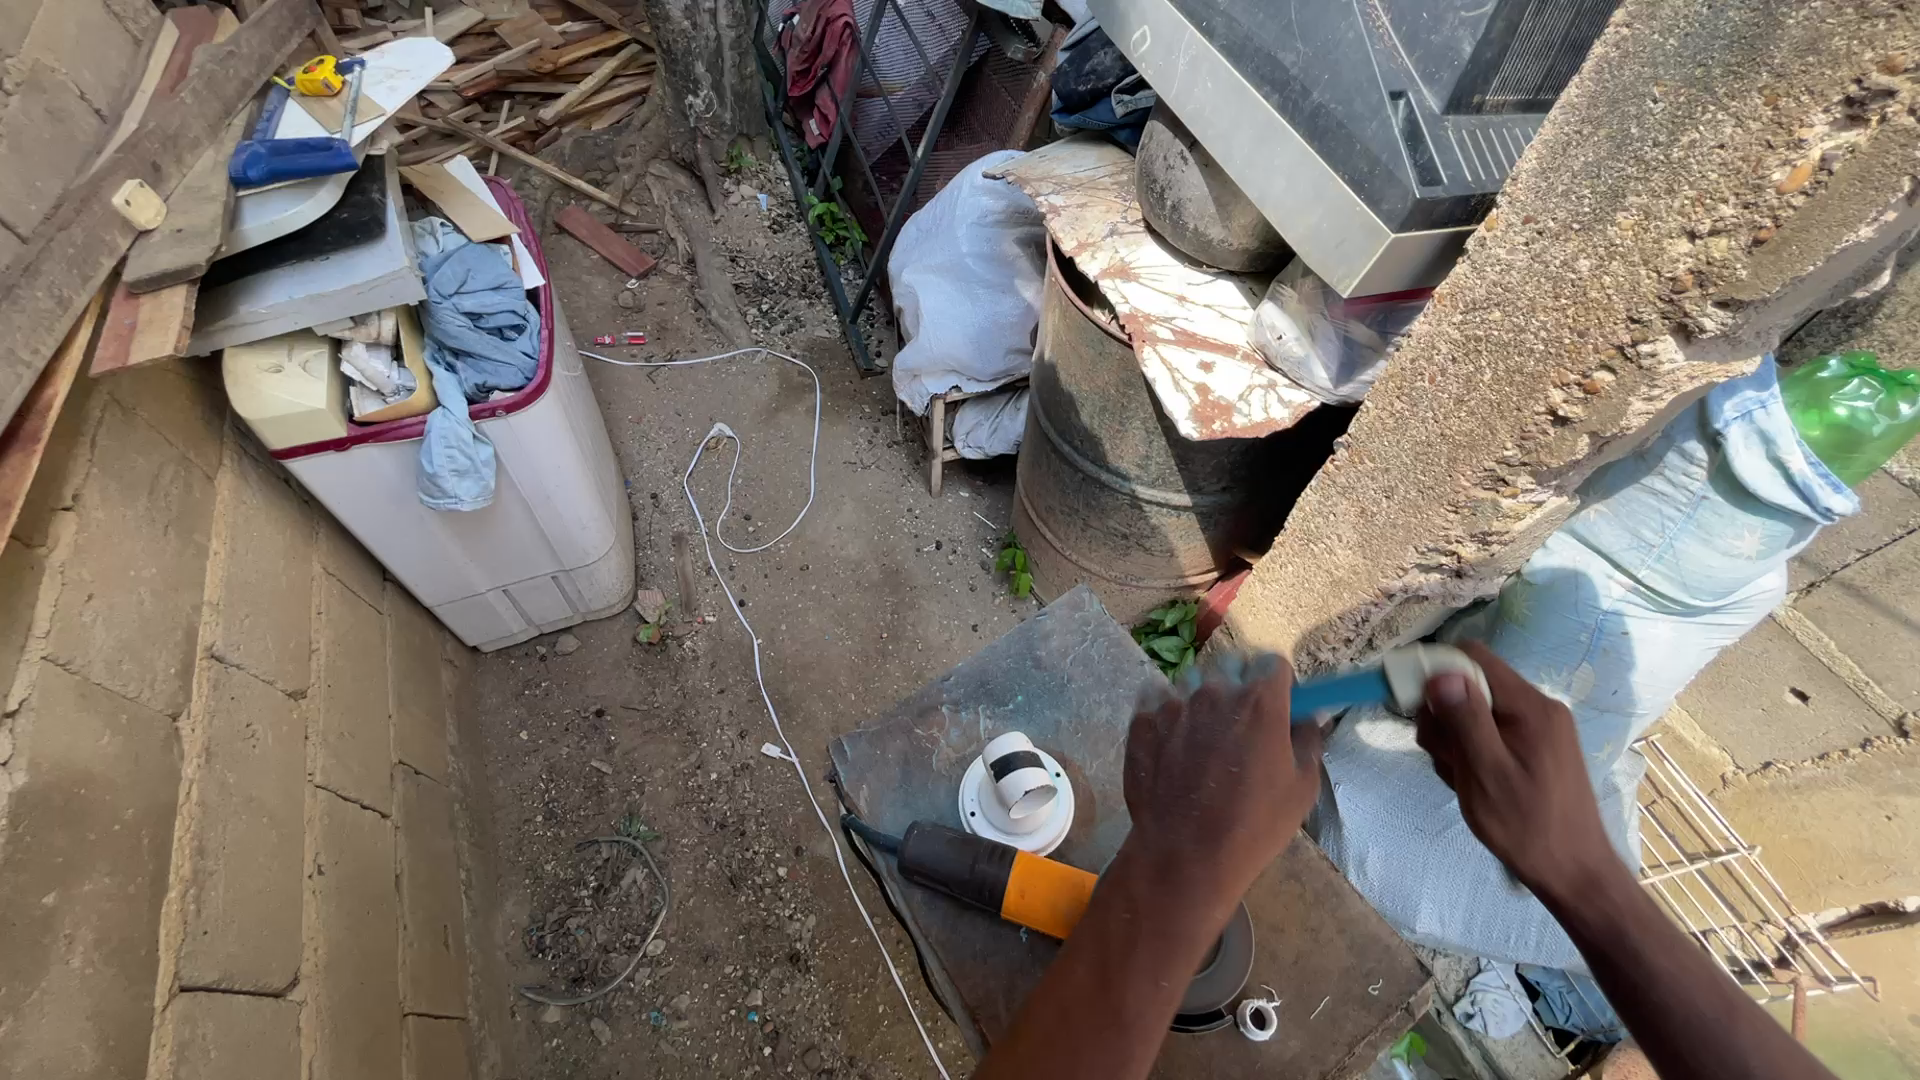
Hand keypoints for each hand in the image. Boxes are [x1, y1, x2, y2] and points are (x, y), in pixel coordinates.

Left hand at [1122, 653, 1324, 909]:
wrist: (1184, 851)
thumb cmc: (1253, 824)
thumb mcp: (1301, 787)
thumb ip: (1308, 740)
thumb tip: (1310, 717)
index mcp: (1260, 702)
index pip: (1273, 663)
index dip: (1277, 682)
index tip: (1277, 702)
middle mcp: (1215, 691)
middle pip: (1230, 667)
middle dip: (1238, 685)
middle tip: (1239, 722)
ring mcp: (1174, 701)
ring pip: (1192, 681)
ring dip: (1201, 698)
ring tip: (1202, 735)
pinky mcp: (1143, 716)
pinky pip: (1158, 698)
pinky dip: (1167, 712)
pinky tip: (1172, 740)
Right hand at [1415, 642, 1618, 901]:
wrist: (1574, 875)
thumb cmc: (1527, 826)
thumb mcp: (1486, 772)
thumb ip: (1465, 720)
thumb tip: (1440, 673)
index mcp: (1530, 707)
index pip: (1472, 658)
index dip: (1435, 671)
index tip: (1415, 704)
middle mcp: (1535, 708)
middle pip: (1466, 684)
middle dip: (1441, 715)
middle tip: (1441, 754)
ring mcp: (1534, 728)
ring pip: (1468, 710)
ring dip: (1450, 738)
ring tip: (1458, 775)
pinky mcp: (1529, 747)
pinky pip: (1482, 732)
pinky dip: (1465, 752)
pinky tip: (1470, 780)